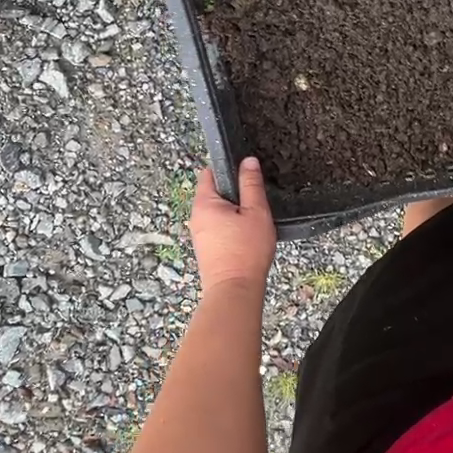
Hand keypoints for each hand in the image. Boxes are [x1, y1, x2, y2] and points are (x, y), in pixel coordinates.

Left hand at [188, 157, 275, 291]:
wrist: (235, 290)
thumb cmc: (246, 252)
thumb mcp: (255, 211)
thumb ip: (251, 184)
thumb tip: (249, 162)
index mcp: (204, 204)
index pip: (209, 173)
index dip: (227, 168)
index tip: (245, 173)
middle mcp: (196, 217)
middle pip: (213, 193)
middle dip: (233, 193)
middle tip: (254, 201)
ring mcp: (199, 234)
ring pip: (217, 212)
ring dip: (233, 212)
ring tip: (252, 221)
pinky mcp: (206, 248)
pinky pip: (218, 228)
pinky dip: (231, 227)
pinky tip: (246, 236)